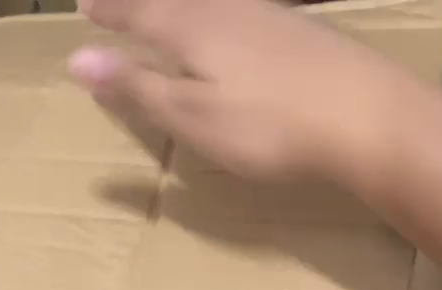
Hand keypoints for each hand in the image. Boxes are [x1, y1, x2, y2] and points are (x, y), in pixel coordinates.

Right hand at [67, 0, 413, 184]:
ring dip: (185, 4)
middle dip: (143, 2)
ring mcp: (268, 15)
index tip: (84, 6)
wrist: (364, 115)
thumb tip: (76, 60)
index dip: (111, 13)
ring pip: (213, 1)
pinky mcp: (301, 31)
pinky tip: (237, 19)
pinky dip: (225, 11)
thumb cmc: (269, 126)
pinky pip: (248, 11)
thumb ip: (139, 88)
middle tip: (120, 1)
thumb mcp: (194, 116)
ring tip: (172, 7)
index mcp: (192, 30)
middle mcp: (226, 9)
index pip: (139, 13)